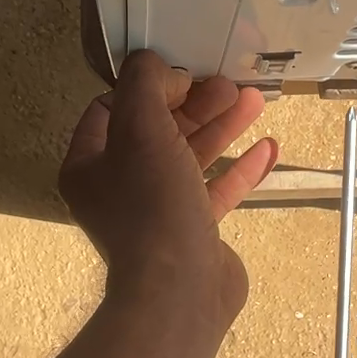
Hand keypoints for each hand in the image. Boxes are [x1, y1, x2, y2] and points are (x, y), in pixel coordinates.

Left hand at [58, 50, 277, 322]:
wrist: (179, 291)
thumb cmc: (152, 205)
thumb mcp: (141, 130)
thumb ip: (144, 85)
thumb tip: (156, 66)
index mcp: (90, 164)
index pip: (111, 108)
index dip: (148, 88)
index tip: (184, 77)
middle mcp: (117, 187)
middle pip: (156, 130)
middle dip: (194, 104)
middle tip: (229, 86)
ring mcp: (155, 211)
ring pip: (188, 157)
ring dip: (221, 127)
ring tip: (254, 102)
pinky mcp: (190, 232)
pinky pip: (213, 191)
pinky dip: (238, 169)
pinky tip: (267, 149)